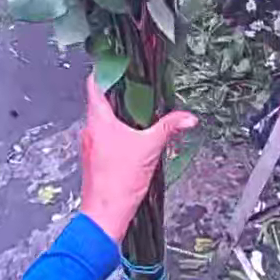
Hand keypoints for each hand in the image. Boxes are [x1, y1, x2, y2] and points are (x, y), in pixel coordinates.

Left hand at [79, 74, 196, 241]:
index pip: (95, 85)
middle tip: (138, 84)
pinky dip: (118, 130)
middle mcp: (90, 130)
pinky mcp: (95, 158)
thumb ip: (170, 127)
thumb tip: (189, 118)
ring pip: (103, 119)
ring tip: (140, 110)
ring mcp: (91, 145)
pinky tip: (135, 136)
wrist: (104, 217)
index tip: (120, 62)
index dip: (106, 70)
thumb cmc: (119, 182)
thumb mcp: (151, 147)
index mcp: (98, 120)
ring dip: (119, 113)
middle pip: (101, 100)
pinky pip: (105, 135)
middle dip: (119, 92)